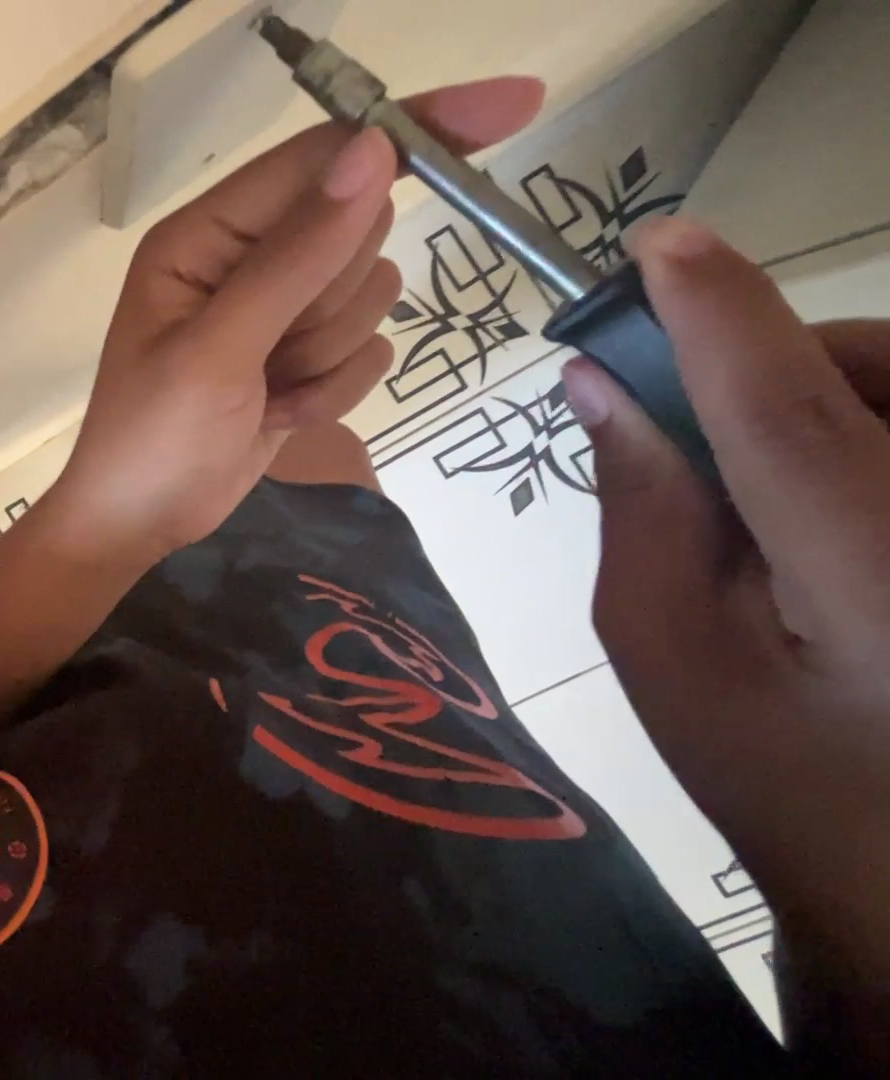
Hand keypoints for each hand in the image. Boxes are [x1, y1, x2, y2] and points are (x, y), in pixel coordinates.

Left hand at [42, 78, 546, 565]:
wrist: (142, 520)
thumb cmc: (154, 438)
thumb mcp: (216, 350)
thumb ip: (293, 257)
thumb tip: (373, 150)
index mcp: (204, 239)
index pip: (318, 159)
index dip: (410, 132)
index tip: (512, 105)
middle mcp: (242, 261)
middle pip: (355, 228)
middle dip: (328, 300)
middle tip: (269, 349)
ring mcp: (275, 311)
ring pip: (368, 293)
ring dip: (324, 355)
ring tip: (262, 390)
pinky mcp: (300, 358)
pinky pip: (366, 348)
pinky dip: (329, 391)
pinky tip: (276, 414)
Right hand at [565, 217, 889, 1013]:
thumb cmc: (767, 768)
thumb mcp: (658, 642)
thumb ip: (639, 506)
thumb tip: (601, 391)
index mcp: (870, 568)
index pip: (784, 403)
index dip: (716, 312)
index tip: (659, 240)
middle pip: (876, 373)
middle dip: (773, 363)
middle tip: (689, 429)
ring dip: (828, 394)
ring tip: (774, 491)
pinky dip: (866, 428)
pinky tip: (836, 505)